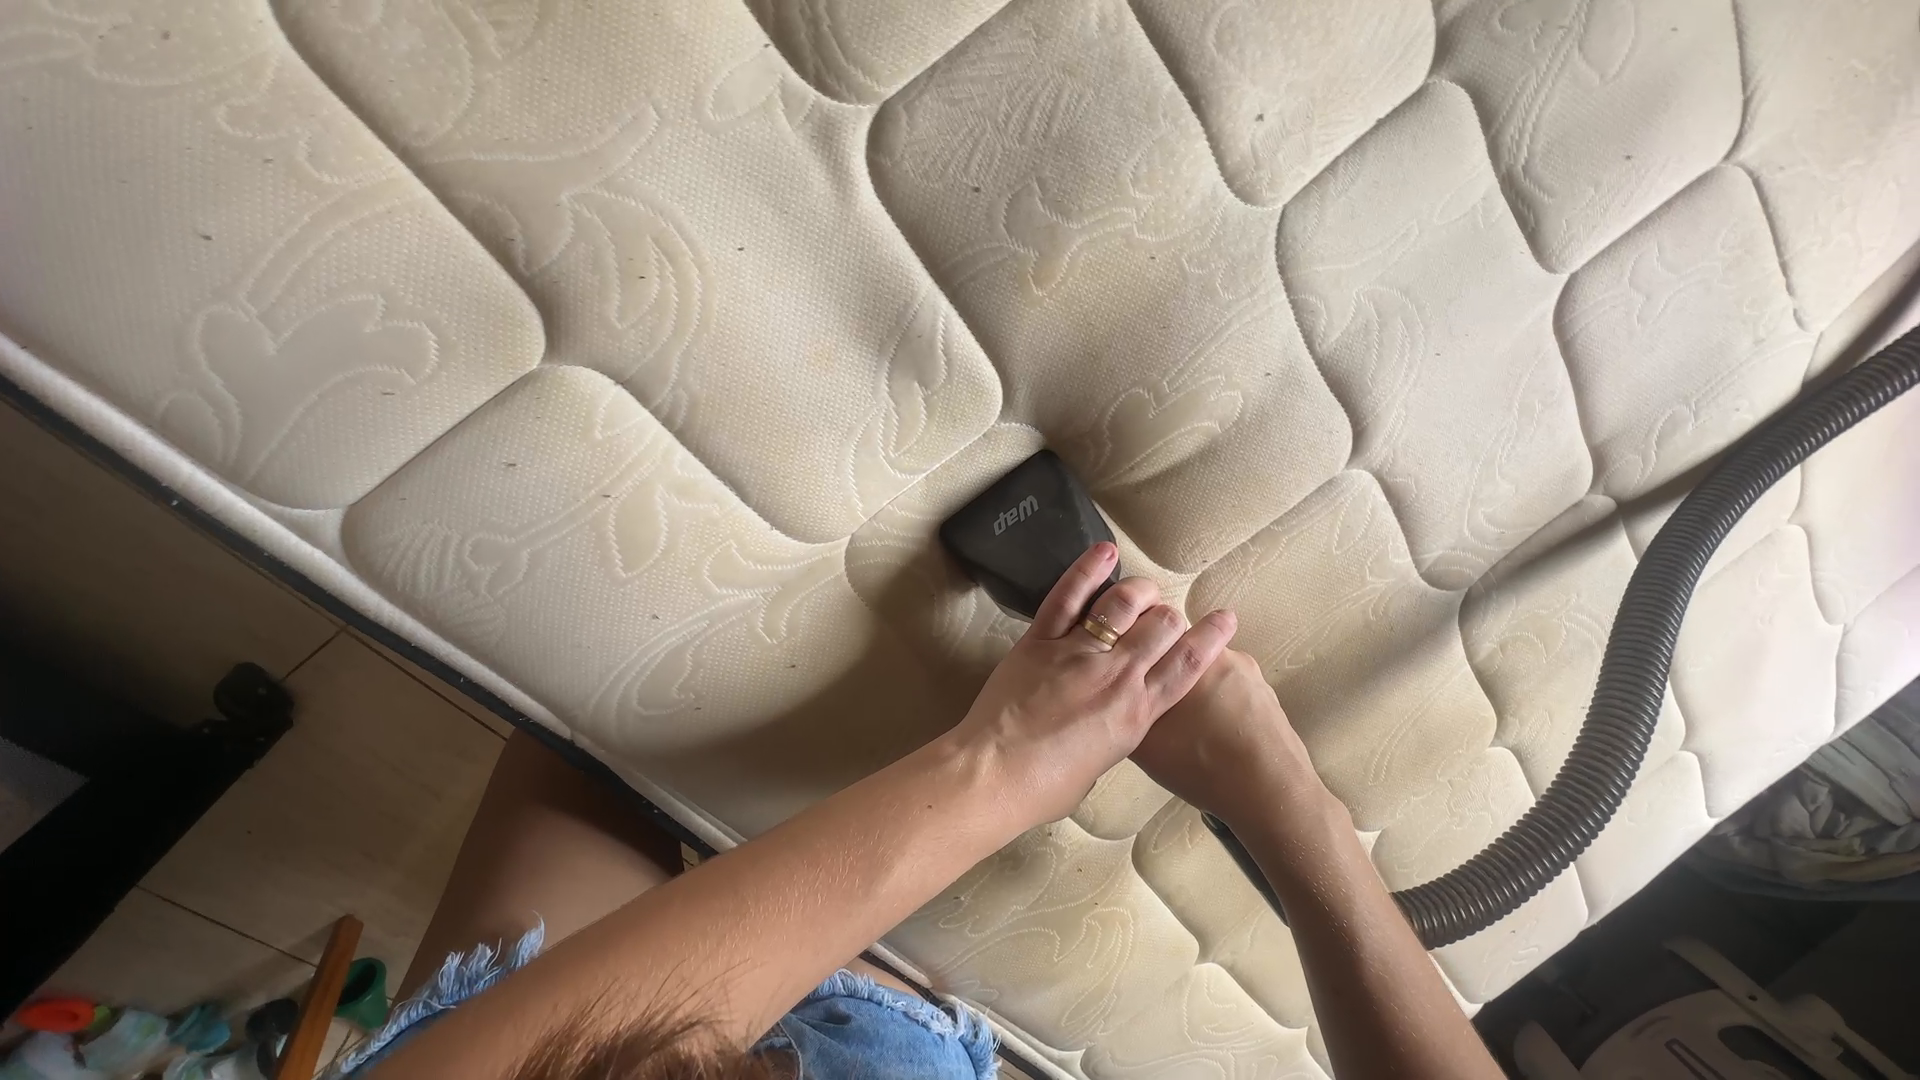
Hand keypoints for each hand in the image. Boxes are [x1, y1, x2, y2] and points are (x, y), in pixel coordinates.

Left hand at [945, 542, 1236, 828]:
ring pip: (1121, 604)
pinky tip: (1106, 551)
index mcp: (1136, 713)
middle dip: (1168, 615)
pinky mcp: (1039, 641)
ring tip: (1143, 590)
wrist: (995, 776)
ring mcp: (1077, 653)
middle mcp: (1115, 676)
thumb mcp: (1100, 762)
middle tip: (1160, 616)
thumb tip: (1112, 717)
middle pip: (1161, 626)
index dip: (1211, 636)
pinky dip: (1087, 570)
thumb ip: (1115, 731)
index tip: (1225, 618)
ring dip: (1139, 590)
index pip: (1187, 664)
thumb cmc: (1045, 786)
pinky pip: (1067, 597)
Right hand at [1131, 648, 1324, 830]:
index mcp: (1188, 655)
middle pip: (1182, 652)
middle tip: (1156, 710)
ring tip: (1186, 729)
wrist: (1270, 794)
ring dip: (1195, 692)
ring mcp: (1250, 673)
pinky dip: (1219, 707)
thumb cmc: (1200, 763)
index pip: (1153, 632)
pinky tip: (1213, 737)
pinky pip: (1231, 691)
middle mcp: (1221, 653)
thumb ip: (1123, 706)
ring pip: (1209, 673)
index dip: (1138, 652)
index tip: (1129, 674)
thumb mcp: (1141, 742)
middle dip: (1167, 674)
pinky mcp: (1267, 695)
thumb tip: (1112, 692)